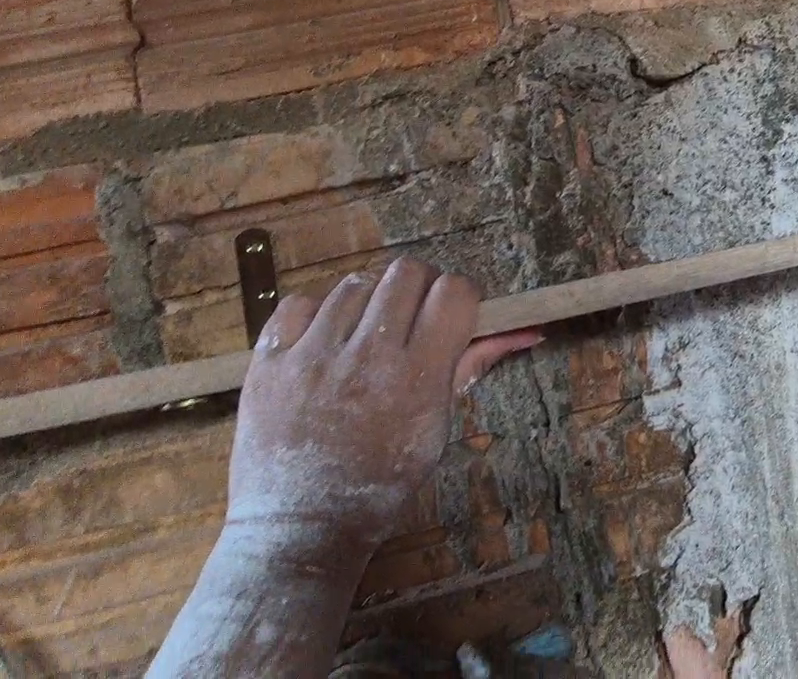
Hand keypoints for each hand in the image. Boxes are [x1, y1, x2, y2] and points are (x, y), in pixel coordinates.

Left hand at [225, 257, 541, 556]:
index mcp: (418, 375)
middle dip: (419, 286)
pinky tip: (325, 339)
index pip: (454, 291)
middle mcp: (367, 357)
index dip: (460, 294)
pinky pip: (299, 303)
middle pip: (407, 272)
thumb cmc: (386, 477)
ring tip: (365, 330)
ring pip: (356, 282)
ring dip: (370, 299)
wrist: (302, 525)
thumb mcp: (440, 422)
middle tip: (412, 316)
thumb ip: (475, 364)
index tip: (451, 312)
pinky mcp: (268, 363)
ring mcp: (312, 357)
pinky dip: (318, 312)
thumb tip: (529, 329)